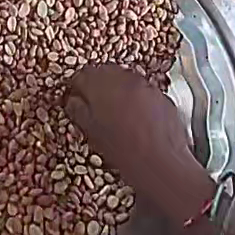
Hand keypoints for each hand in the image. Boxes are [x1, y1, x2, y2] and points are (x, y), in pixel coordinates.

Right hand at [65, 64, 211, 219]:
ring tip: (115, 113)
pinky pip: (143, 91)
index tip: (75, 97)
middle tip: (93, 105)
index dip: (76, 87)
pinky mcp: (161, 95)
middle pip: (104, 72)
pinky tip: (136, 118)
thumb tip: (73, 101)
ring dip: (117, 91)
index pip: (81, 75)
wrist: (160, 162)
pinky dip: (136, 99)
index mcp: (99, 83)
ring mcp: (145, 85)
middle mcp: (123, 77)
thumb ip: (78, 110)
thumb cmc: (121, 148)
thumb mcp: (90, 131)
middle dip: (97, 85)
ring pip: (125, 80)